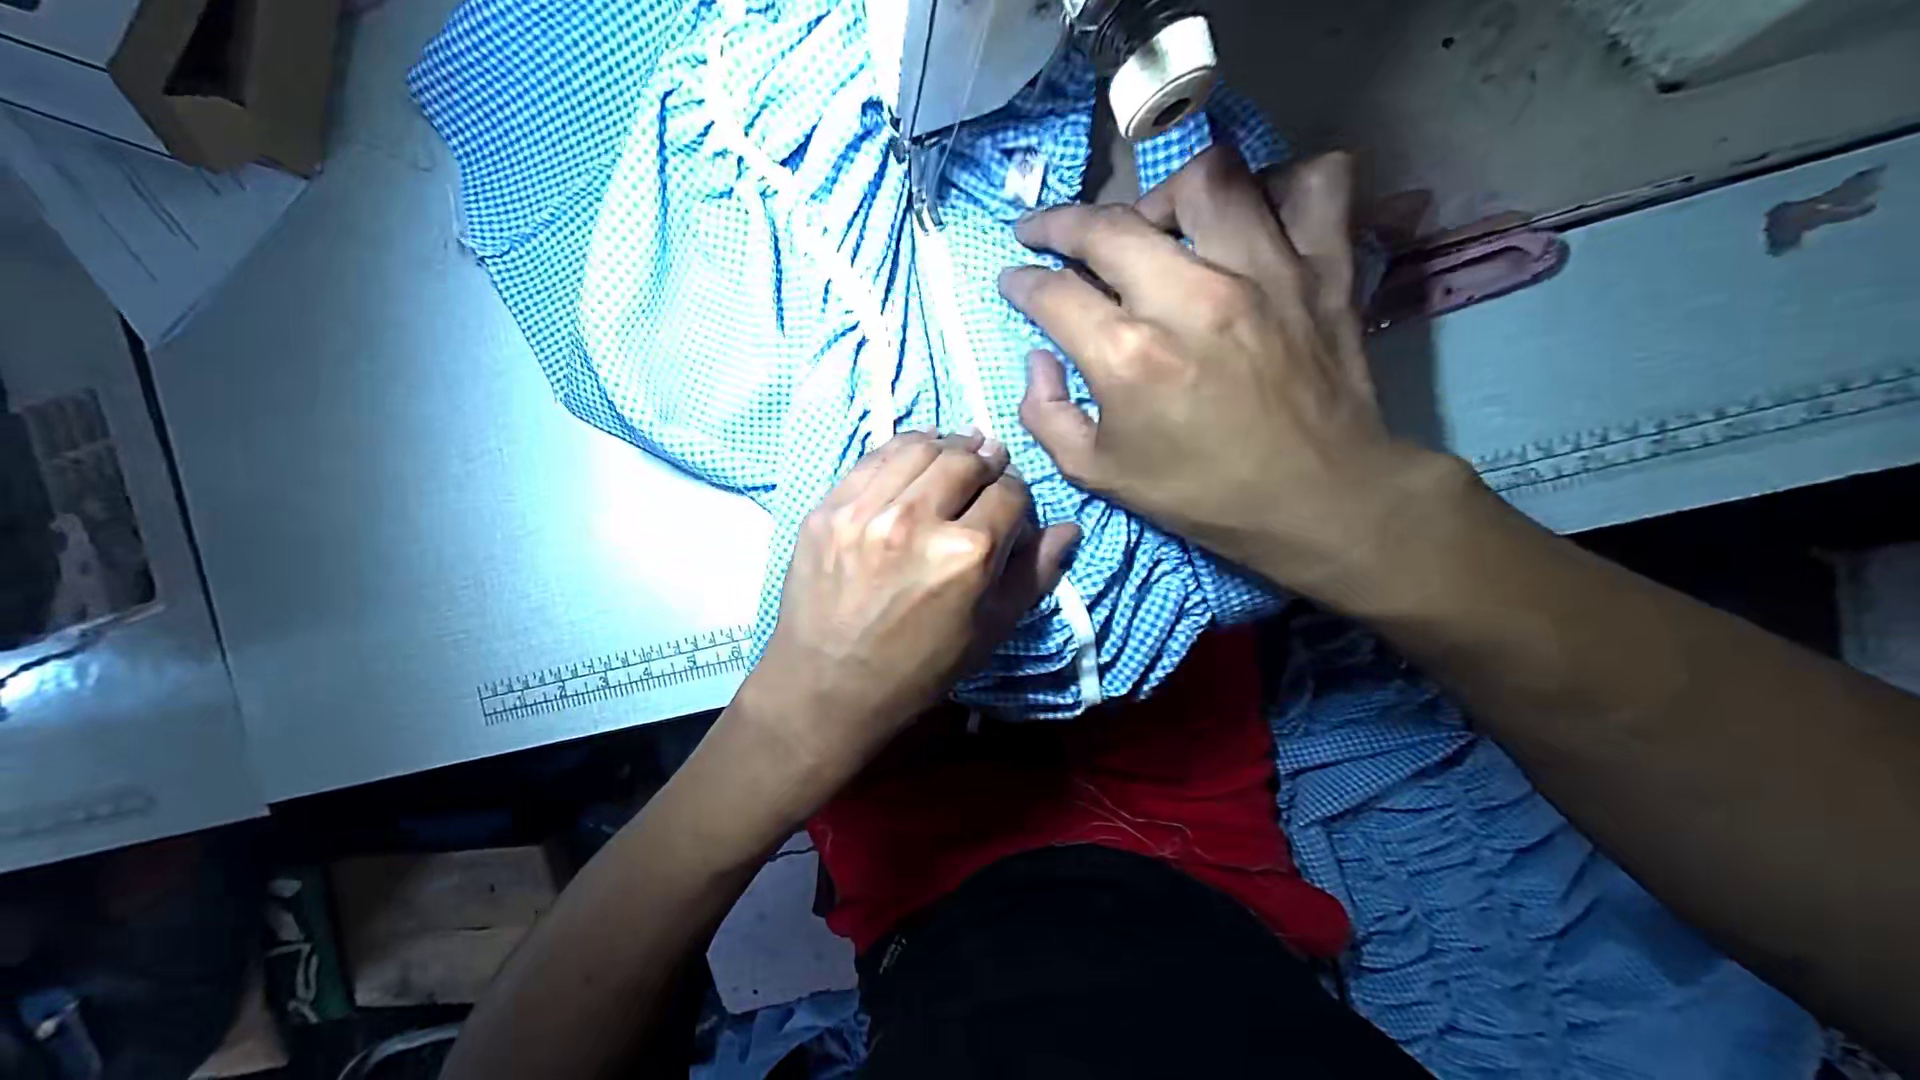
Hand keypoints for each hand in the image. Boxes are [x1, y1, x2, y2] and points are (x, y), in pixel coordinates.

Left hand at [737, 432, 1078, 793]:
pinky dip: (902, 449)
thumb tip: (1069, 528)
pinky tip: (914, 456)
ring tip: (953, 455)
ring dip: (947, 446)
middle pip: (967, 460)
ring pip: (921, 447)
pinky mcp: (829, 508)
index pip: (1011, 493)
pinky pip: (874, 457)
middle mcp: (917, 521)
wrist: (830, 686)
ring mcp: (866, 510)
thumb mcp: (991, 630)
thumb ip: (1035, 573)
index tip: (1010, 509)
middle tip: (987, 469)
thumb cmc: (921, 667)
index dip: (1018, 497)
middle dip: (987, 461)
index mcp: (967, 555)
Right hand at [999, 148, 1470, 606]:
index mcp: (1129, 358)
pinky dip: (1279, 186)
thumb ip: (1046, 414)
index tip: (1014, 280)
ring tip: (1155, 226)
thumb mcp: (1097, 474)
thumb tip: (1039, 357)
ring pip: (1207, 178)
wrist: (1316, 502)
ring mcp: (1266, 272)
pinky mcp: (1324, 267)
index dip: (1020, 281)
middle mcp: (1191, 299)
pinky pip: (1314, 184)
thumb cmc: (1200, 494)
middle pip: (1109, 225)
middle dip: (1059, 225)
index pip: (1053, 291)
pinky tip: (1251, 218)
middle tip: (1047, 235)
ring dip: (1164, 196)